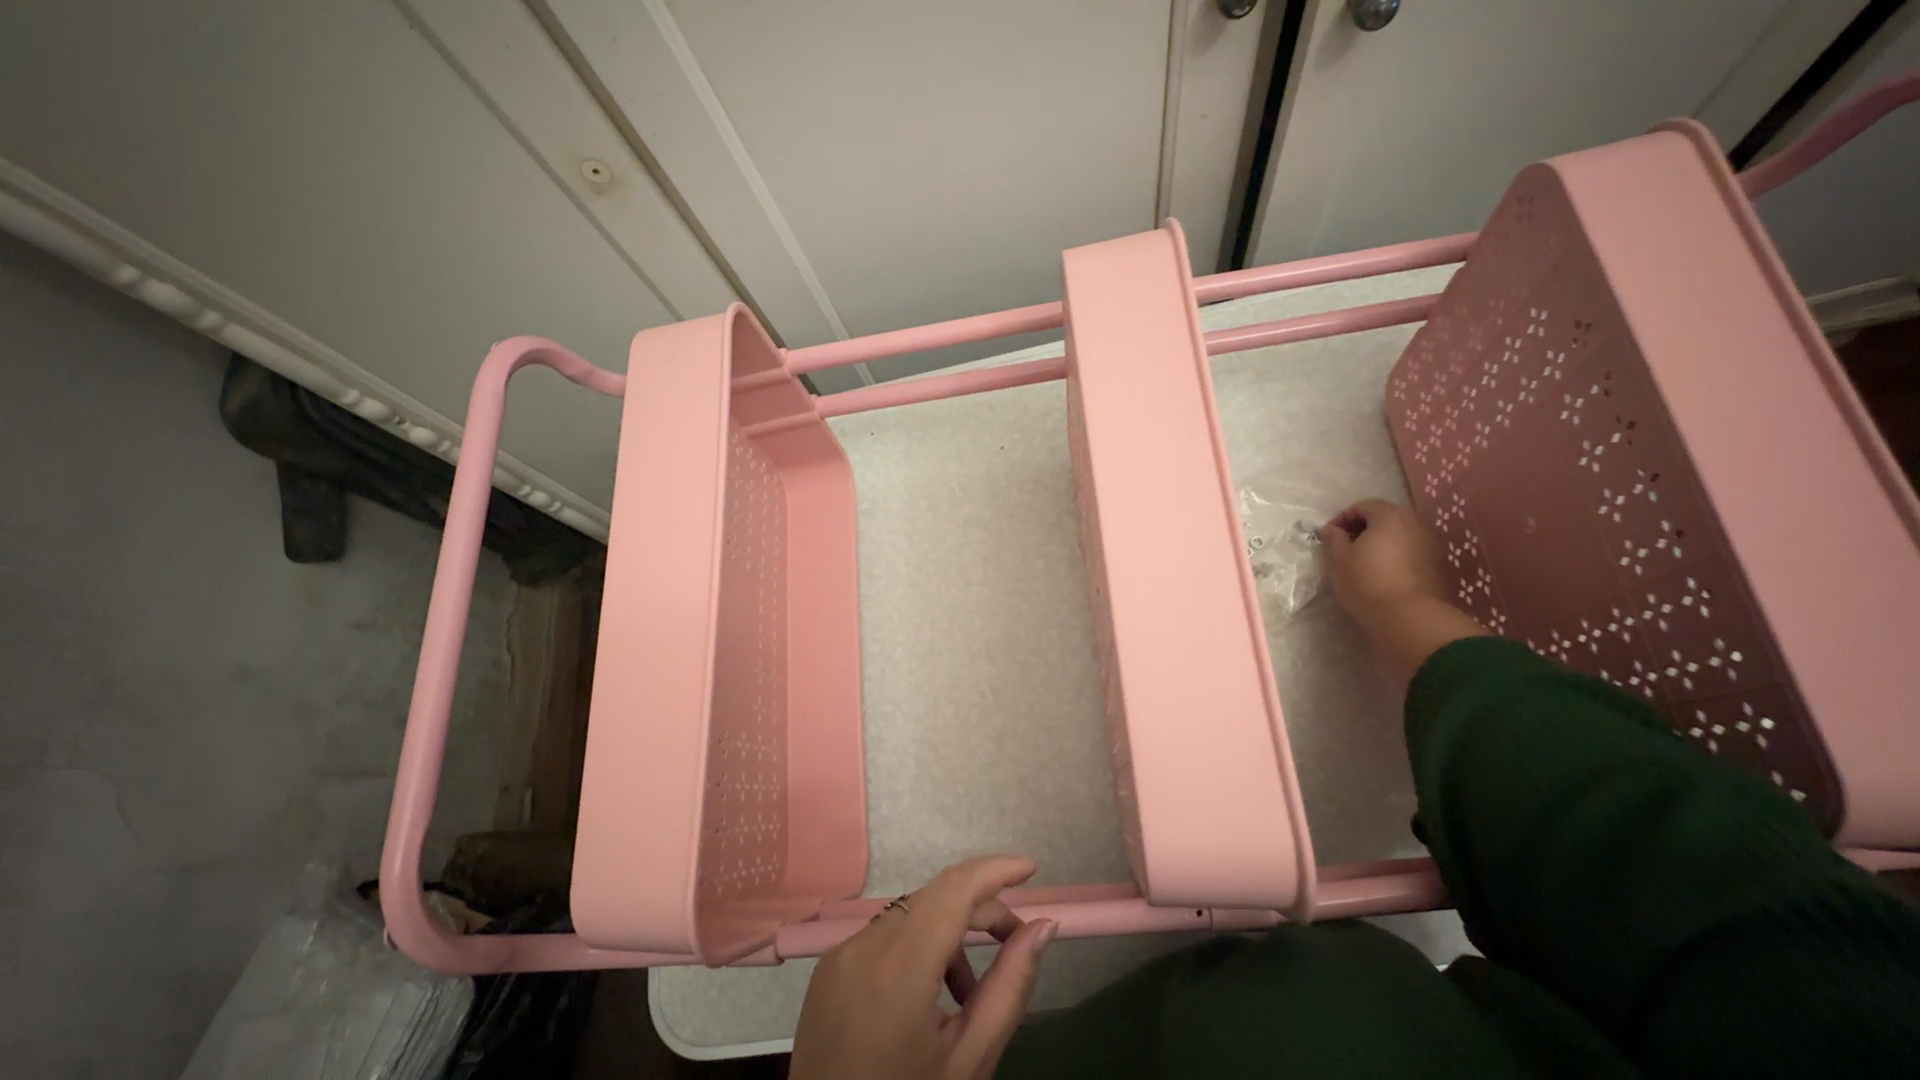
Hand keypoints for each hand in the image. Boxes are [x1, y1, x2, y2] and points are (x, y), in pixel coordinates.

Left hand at [791, 855, 1059, 1079]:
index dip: (995, 870)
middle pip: (933, 898)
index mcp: (898, 969)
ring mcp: (839, 957)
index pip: (953, 889)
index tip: (1032, 870)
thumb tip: (1042, 927)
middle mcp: (863, 947)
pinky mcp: (827, 971)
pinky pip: (883, 938)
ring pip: (909, 915)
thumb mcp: (971, 1059)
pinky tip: (930, 997)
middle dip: (980, 909)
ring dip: (949, 933)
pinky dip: (917, 948)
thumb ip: (1010, 986)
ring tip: (970, 993)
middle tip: (1016, 943)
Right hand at [1321, 499, 1485, 681]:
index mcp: (1389, 514)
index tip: (1329, 537)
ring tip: (1364, 562)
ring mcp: (1430, 543)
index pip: (1362, 506)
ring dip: (1382, 543)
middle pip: (1385, 518)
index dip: (1342, 518)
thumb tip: (1331, 529)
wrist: (1408, 616)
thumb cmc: (1366, 580)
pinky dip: (1396, 556)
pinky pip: (1411, 552)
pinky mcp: (1438, 564)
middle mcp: (1415, 522)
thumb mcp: (1338, 559)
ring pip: (1400, 535)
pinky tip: (1384, 574)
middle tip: (1346, 547)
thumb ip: (1333, 538)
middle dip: (1364, 529)